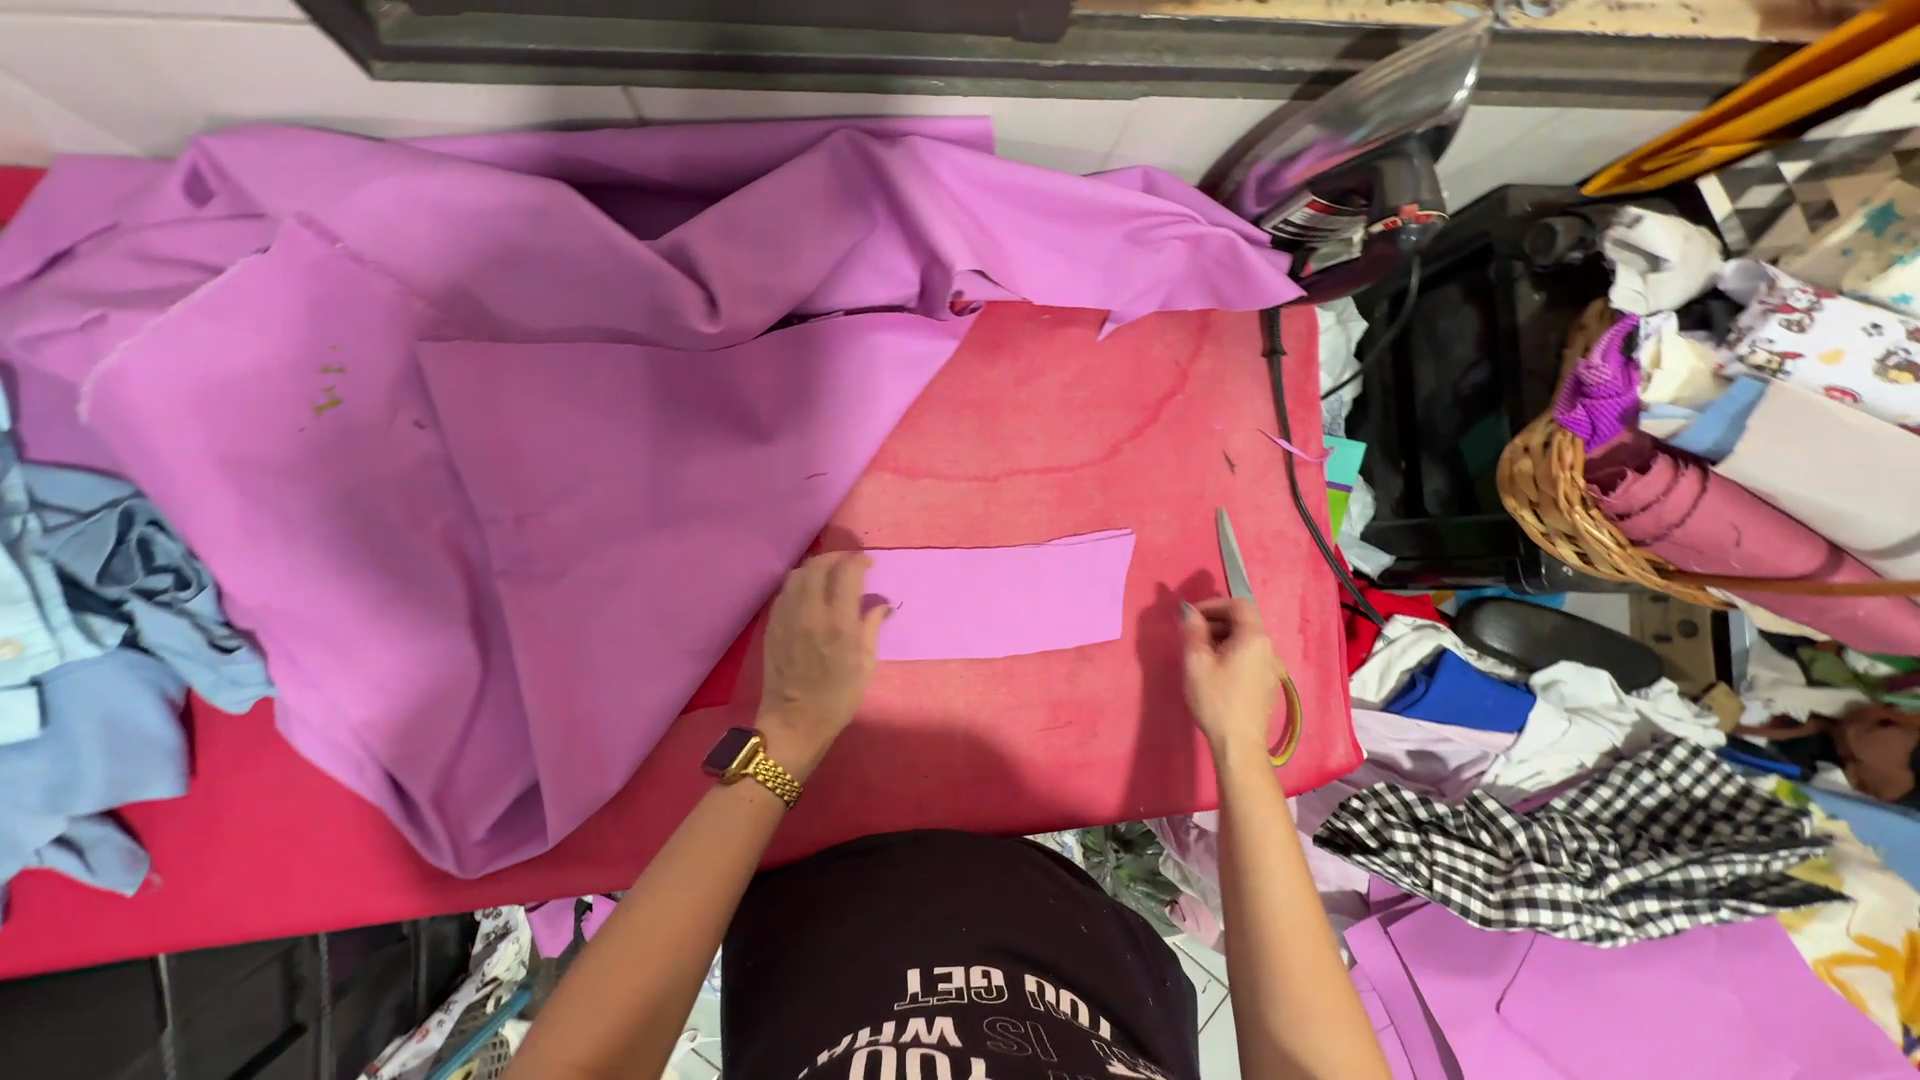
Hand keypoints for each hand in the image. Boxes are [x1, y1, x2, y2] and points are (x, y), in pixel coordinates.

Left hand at [756, 552, 888, 778]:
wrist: (794, 721)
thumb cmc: (838, 698)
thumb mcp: (865, 665)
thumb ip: (871, 627)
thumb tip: (882, 604)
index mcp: (839, 623)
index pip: (847, 572)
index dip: (859, 561)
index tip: (868, 564)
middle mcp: (810, 612)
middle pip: (819, 565)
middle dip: (837, 557)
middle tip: (849, 564)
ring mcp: (787, 617)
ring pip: (798, 573)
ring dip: (816, 567)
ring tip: (829, 574)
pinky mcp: (772, 625)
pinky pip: (785, 591)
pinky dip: (800, 583)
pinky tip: (809, 592)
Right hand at [1182, 597, 1281, 759]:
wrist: (1239, 743)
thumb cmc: (1216, 699)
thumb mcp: (1196, 662)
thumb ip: (1193, 630)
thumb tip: (1189, 610)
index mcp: (1254, 637)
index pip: (1238, 604)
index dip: (1213, 604)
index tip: (1191, 616)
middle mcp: (1269, 647)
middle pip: (1244, 620)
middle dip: (1216, 620)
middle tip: (1192, 634)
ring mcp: (1272, 666)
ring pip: (1246, 639)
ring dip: (1223, 637)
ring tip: (1200, 653)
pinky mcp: (1268, 682)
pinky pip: (1250, 655)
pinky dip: (1232, 652)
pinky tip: (1216, 670)